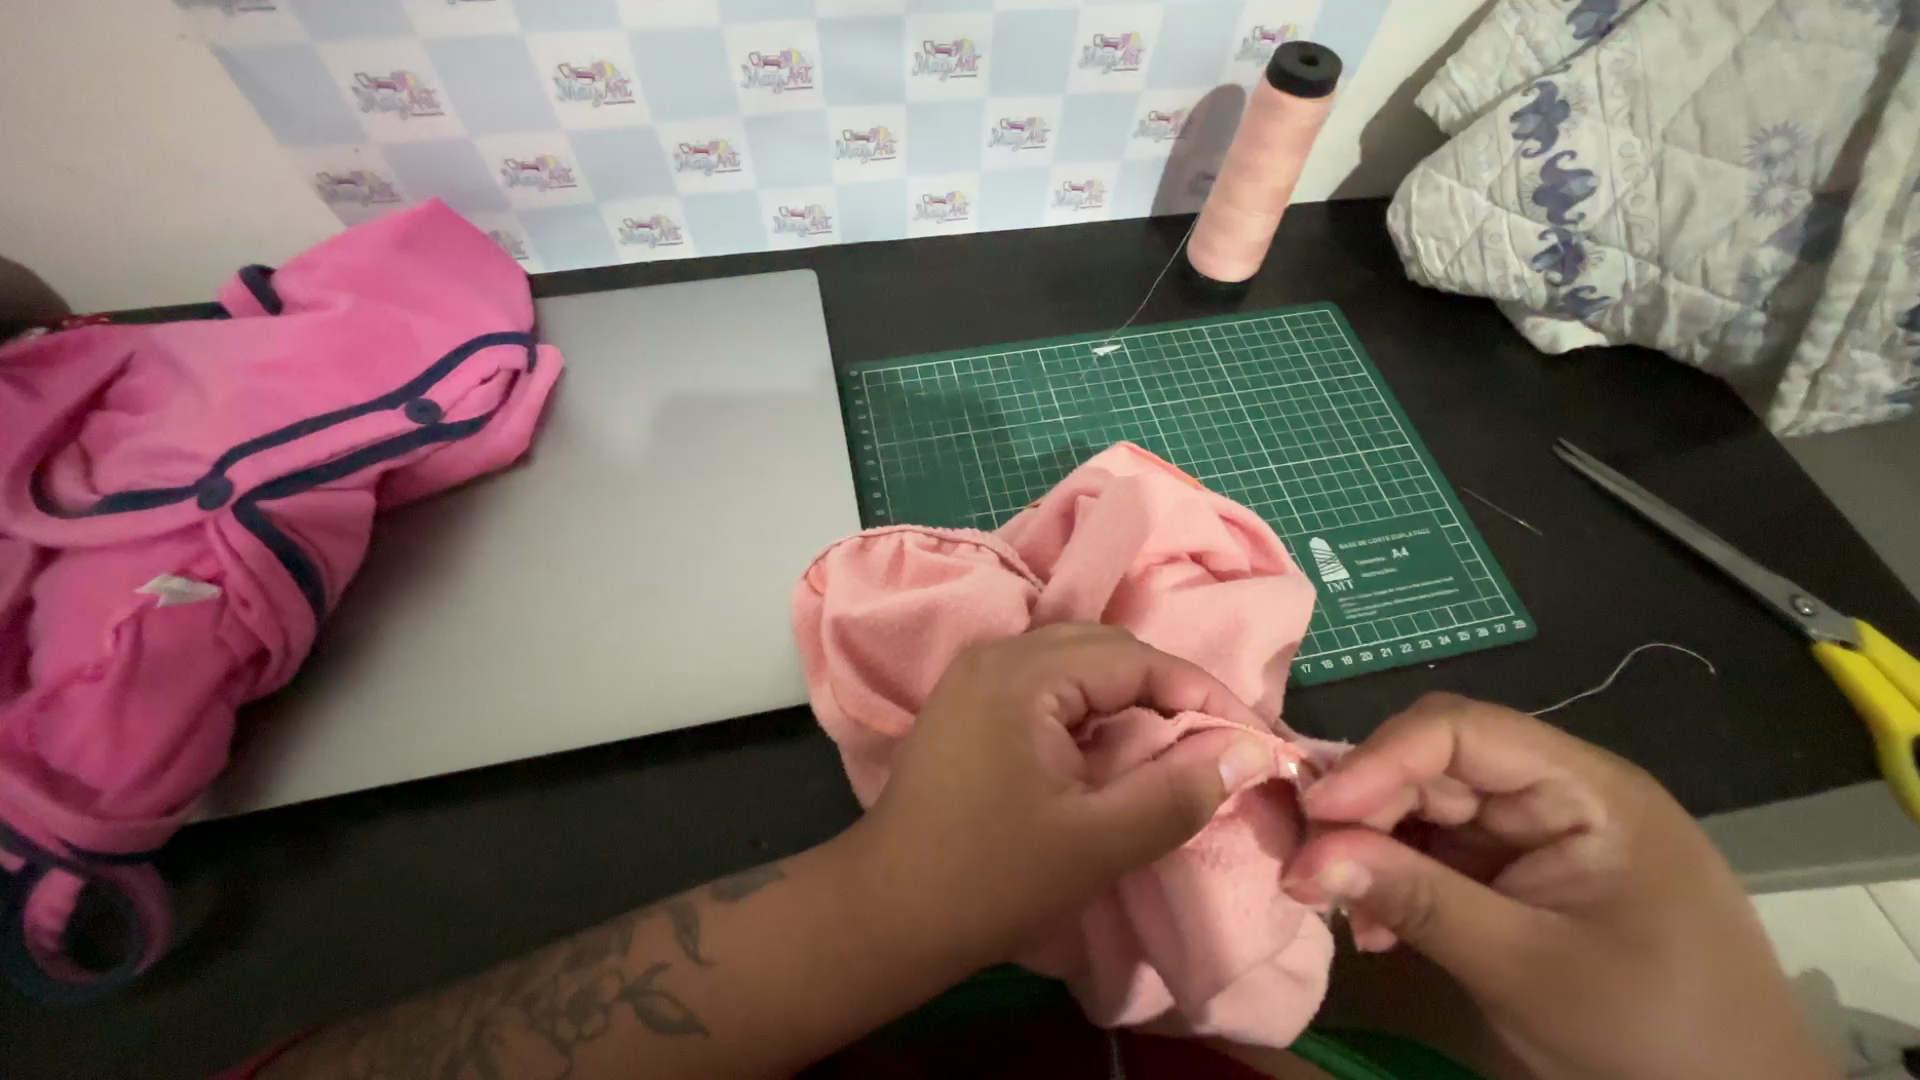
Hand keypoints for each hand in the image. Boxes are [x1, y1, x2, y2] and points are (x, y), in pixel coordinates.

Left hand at [843, 623, 1280, 971]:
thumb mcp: (1100, 842)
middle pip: (1105, 648)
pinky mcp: (966, 697)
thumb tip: (1248, 750)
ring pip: (1074, 659)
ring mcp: (974, 672)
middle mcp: (996, 653)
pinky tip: (1106, 743)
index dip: (1203, 694)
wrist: (889, 910)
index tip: (1251, 737)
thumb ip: (1180, 792)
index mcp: (1024, 675)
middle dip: (1166, 689)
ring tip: (1170, 743)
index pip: (1137, 659)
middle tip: (1213, 742)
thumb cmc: (992, 878)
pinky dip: (1087, 702)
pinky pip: (1043, 678)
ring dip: (1127, 693)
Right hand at [1281, 694, 1835, 1079]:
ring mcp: (1528, 831)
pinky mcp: (1508, 869)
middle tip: (1308, 865)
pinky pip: (1428, 852)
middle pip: (1427, 765)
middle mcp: (1551, 791)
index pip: (1459, 731)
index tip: (1316, 811)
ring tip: (1336, 904)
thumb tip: (1303, 859)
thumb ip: (1414, 901)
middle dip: (1362, 811)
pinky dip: (1390, 880)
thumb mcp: (1526, 970)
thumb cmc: (1657, 1041)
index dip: (1378, 759)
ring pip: (1416, 807)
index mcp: (1585, 789)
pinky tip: (1373, 928)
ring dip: (1368, 850)